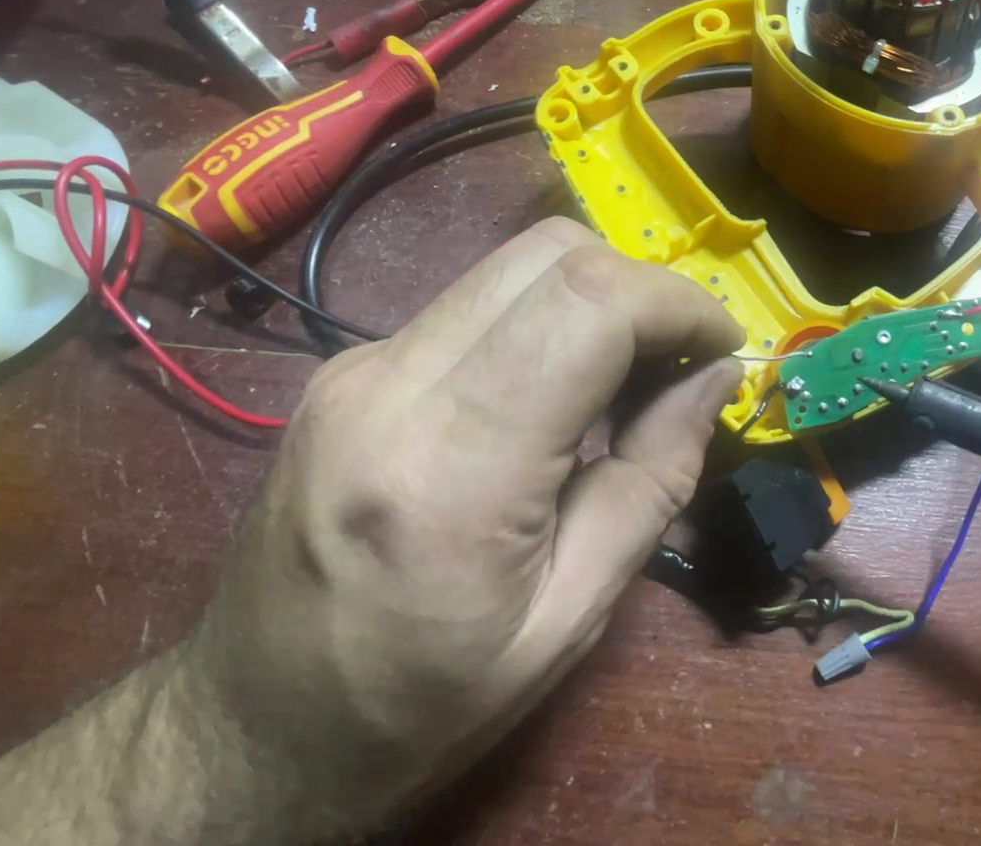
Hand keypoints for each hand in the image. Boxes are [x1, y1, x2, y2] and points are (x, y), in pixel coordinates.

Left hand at [184, 218, 743, 826]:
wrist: (257, 725)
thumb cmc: (424, 699)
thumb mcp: (570, 616)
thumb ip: (654, 480)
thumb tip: (713, 377)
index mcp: (452, 468)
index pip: (586, 305)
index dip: (678, 304)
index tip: (723, 348)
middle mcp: (391, 385)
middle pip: (549, 255)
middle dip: (641, 288)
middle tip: (680, 362)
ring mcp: (357, 366)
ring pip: (509, 267)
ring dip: (593, 301)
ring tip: (626, 380)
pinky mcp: (345, 368)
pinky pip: (471, 305)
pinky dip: (541, 322)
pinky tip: (554, 395)